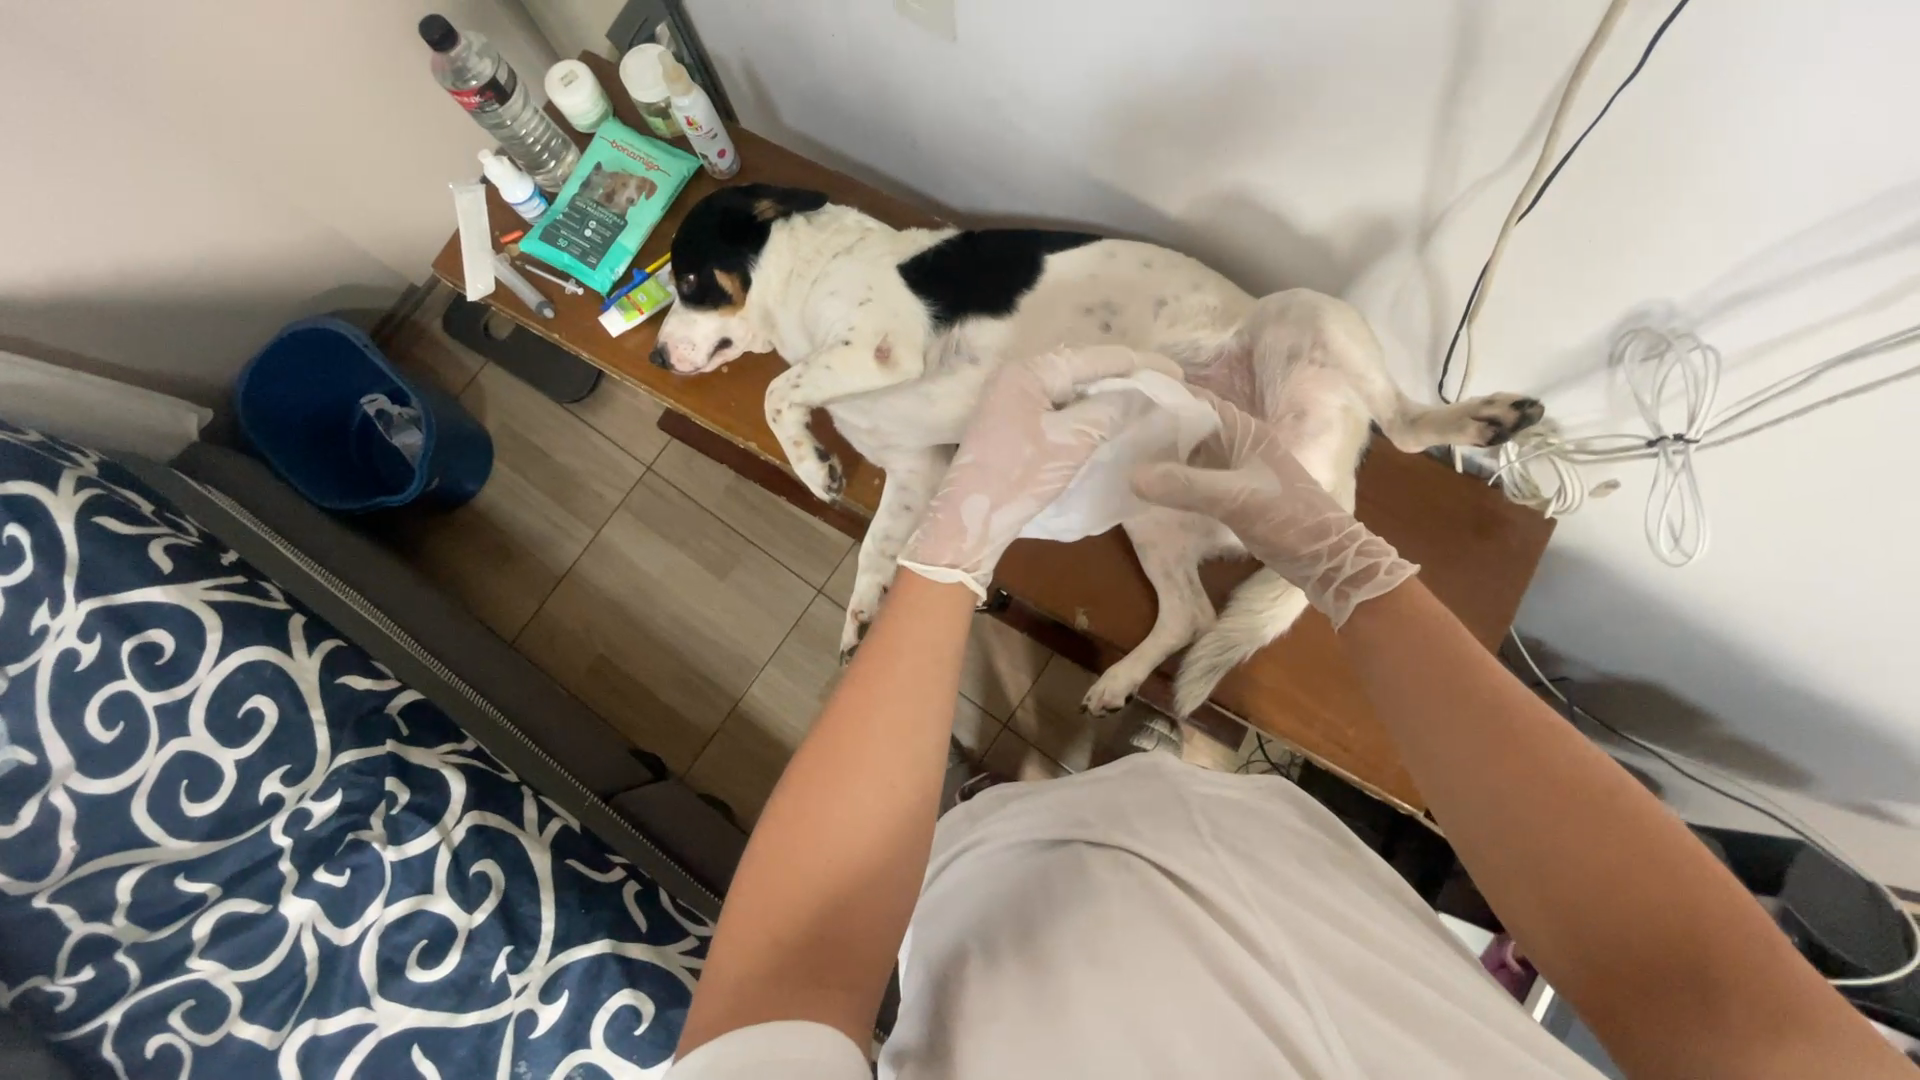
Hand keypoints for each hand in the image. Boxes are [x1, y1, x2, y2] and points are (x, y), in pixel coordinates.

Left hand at [899, 346, 1181, 597]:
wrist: (970, 522)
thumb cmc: (1018, 477)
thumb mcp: (1072, 441)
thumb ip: (1110, 410)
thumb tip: (1143, 394)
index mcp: (1028, 372)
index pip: (1094, 358)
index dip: (1138, 364)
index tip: (1177, 373)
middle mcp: (1018, 378)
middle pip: (1082, 370)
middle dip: (1124, 377)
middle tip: (1165, 388)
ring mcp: (1013, 402)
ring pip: (1072, 391)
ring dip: (1107, 396)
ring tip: (1146, 403)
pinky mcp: (1013, 426)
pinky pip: (1060, 409)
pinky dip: (1087, 413)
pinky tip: (1111, 421)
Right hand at [1130, 387, 1416, 626]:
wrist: (1326, 558)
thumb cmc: (1288, 519)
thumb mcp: (1234, 499)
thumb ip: (1184, 485)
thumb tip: (1131, 475)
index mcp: (1243, 429)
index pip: (1194, 399)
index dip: (1160, 396)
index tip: (1121, 401)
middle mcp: (1236, 441)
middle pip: (1187, 423)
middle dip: (1153, 425)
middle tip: (1110, 431)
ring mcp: (1234, 467)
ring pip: (1188, 450)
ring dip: (1160, 452)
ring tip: (1119, 454)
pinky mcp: (1230, 491)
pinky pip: (1192, 475)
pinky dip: (1170, 476)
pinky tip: (1146, 486)